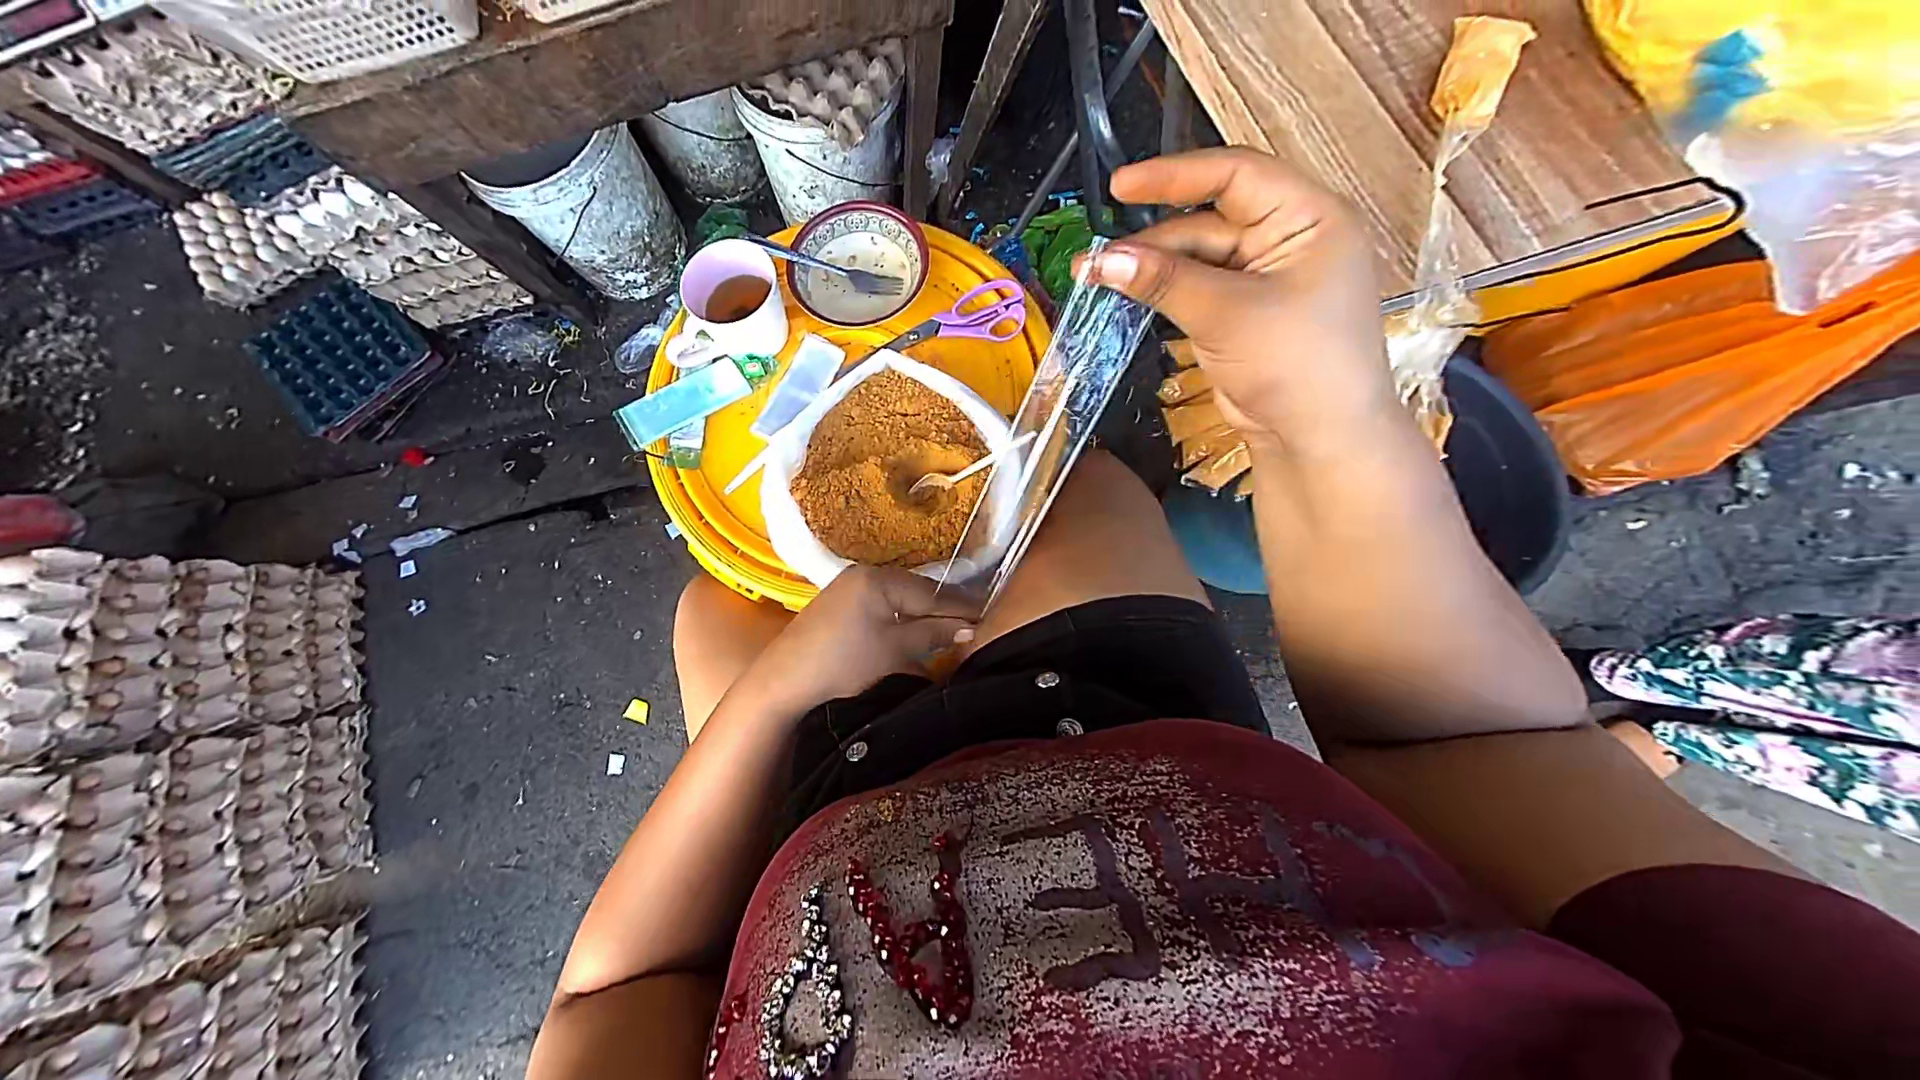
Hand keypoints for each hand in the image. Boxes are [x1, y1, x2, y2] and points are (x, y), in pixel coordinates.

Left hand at [743, 566, 978, 713]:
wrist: (782, 687)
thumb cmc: (843, 665)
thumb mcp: (895, 651)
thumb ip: (933, 634)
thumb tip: (971, 627)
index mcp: (878, 579)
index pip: (932, 593)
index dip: (961, 608)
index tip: (989, 618)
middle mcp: (862, 576)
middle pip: (915, 594)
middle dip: (942, 613)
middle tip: (973, 629)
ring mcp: (847, 590)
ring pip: (898, 603)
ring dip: (921, 619)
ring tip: (948, 635)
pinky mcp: (838, 609)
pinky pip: (880, 611)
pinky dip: (899, 624)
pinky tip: (912, 637)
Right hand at [1081, 148, 1395, 453]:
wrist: (1316, 439)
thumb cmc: (1298, 366)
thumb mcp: (1227, 313)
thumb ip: (1164, 281)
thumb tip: (1105, 260)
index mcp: (1309, 218)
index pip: (1236, 175)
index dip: (1175, 176)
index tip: (1123, 186)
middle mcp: (1288, 242)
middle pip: (1208, 222)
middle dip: (1153, 239)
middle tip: (1099, 256)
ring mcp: (1263, 281)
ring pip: (1197, 260)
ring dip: (1152, 269)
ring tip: (1101, 277)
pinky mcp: (1242, 315)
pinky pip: (1197, 291)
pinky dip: (1163, 294)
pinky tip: (1128, 295)